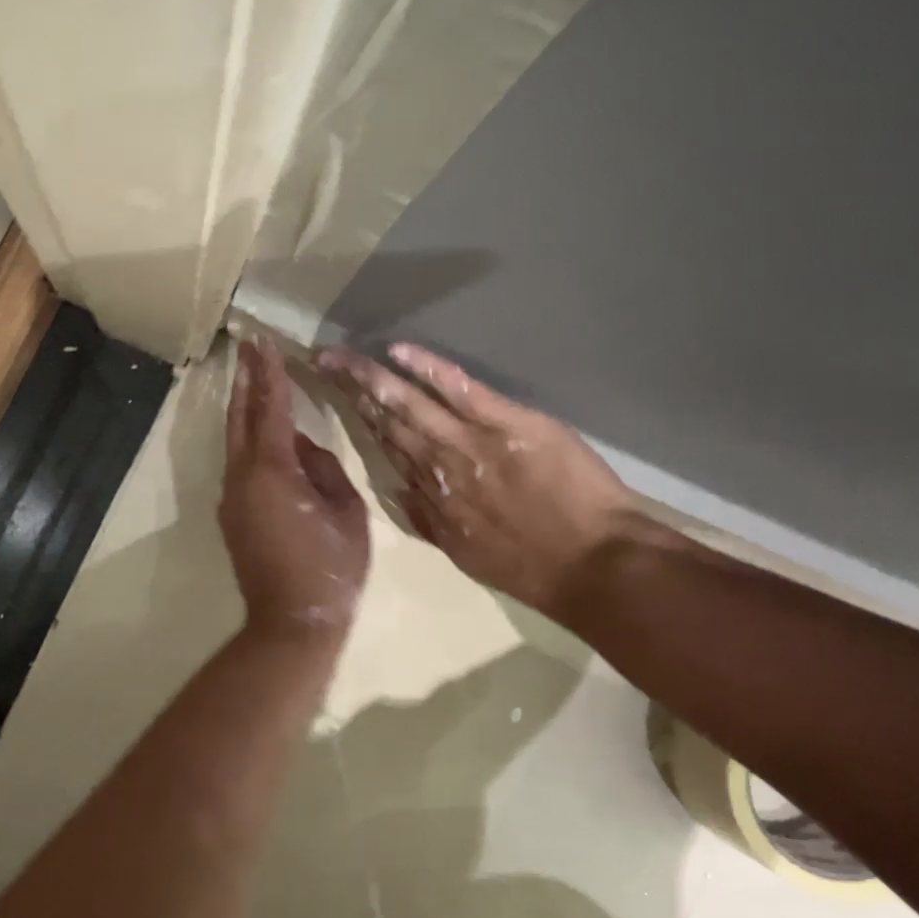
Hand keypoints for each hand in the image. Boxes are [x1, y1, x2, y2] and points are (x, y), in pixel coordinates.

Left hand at [219, 339, 371, 638]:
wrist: (291, 621)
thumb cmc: (330, 567)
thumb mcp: (346, 510)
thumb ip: (323, 467)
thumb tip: (302, 447)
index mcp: (272, 469)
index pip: (269, 408)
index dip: (268, 373)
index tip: (263, 342)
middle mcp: (242, 476)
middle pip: (240, 417)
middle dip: (246, 380)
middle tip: (248, 347)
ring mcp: (232, 496)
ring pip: (235, 441)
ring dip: (244, 408)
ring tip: (253, 378)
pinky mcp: (232, 514)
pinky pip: (239, 464)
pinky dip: (247, 439)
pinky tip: (262, 433)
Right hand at [317, 342, 637, 614]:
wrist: (593, 565)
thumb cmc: (532, 567)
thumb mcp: (466, 554)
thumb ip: (428, 520)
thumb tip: (396, 492)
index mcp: (428, 494)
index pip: (386, 446)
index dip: (359, 418)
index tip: (338, 394)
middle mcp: (436, 464)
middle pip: (386, 419)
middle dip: (352, 389)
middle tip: (325, 360)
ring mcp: (468, 441)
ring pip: (410, 403)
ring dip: (373, 376)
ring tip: (343, 355)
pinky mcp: (506, 423)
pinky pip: (458, 389)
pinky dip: (428, 368)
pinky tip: (399, 350)